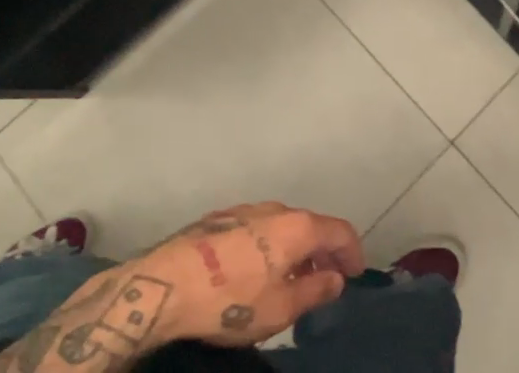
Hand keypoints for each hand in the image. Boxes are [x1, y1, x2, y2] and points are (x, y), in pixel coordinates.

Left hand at [142, 201, 365, 345]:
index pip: (339, 231)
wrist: (164, 287)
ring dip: (293, 250)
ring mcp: (244, 210)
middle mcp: (275, 209)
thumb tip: (335, 278)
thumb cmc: (229, 300)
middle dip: (322, 252)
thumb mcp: (280, 309)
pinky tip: (255, 271)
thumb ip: (315, 291)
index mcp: (297, 227)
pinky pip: (256, 230)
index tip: (354, 275)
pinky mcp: (217, 220)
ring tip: (289, 278)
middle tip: (324, 280)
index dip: (352, 253)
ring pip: (281, 226)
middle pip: (310, 226)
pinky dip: (268, 246)